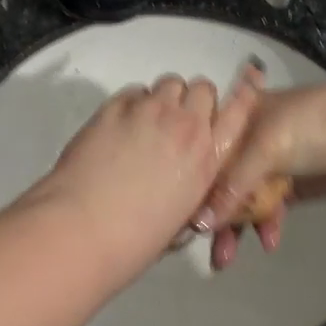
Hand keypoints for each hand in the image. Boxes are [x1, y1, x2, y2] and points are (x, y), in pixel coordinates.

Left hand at [21, 71, 257, 271]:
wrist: (82, 230)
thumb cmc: (133, 243)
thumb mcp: (178, 220)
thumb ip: (188, 191)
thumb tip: (179, 185)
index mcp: (207, 159)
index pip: (239, 109)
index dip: (243, 95)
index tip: (242, 90)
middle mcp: (185, 126)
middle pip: (202, 88)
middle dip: (193, 100)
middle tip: (176, 122)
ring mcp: (150, 111)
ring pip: (169, 83)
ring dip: (163, 98)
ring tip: (146, 122)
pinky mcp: (116, 105)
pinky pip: (134, 92)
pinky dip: (132, 104)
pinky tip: (119, 127)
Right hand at [195, 83, 325, 269]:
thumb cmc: (306, 126)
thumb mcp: (265, 148)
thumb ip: (232, 185)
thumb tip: (199, 224)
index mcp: (238, 114)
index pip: (203, 146)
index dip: (189, 176)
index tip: (174, 209)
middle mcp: (247, 137)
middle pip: (220, 177)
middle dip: (211, 211)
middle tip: (200, 244)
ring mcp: (268, 161)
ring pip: (241, 197)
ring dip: (235, 227)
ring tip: (226, 260)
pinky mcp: (287, 183)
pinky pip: (266, 207)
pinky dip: (264, 225)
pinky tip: (269, 241)